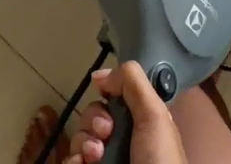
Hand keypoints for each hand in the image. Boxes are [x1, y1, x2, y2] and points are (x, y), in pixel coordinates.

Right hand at [66, 62, 186, 163]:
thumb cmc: (160, 162)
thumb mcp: (155, 115)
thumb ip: (132, 83)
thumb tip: (100, 75)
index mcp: (140, 123)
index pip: (113, 98)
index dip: (106, 94)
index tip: (106, 96)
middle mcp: (121, 142)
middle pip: (92, 116)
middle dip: (93, 120)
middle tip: (105, 133)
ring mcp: (105, 163)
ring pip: (78, 140)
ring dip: (82, 142)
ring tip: (95, 155)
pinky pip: (70, 162)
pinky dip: (72, 161)